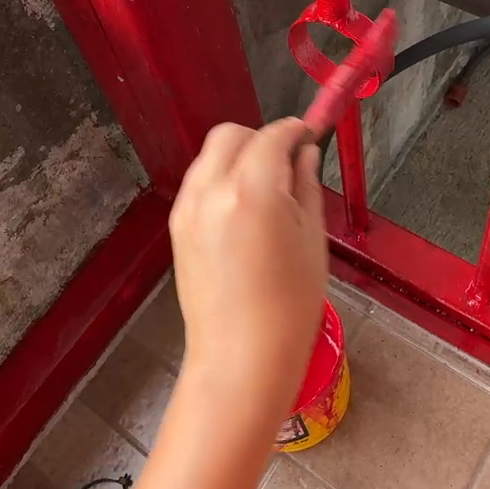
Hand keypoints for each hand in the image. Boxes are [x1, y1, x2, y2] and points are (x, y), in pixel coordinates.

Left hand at [168, 119, 327, 429]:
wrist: (241, 358)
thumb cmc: (291, 305)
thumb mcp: (312, 239)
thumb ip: (305, 185)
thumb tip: (304, 154)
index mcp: (251, 190)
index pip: (272, 136)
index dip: (294, 130)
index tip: (309, 135)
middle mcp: (211, 190)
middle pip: (231, 134)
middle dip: (260, 138)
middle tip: (287, 163)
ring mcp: (187, 208)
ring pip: (210, 156)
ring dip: (238, 156)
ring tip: (266, 189)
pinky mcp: (177, 227)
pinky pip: (198, 183)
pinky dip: (220, 179)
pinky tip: (243, 210)